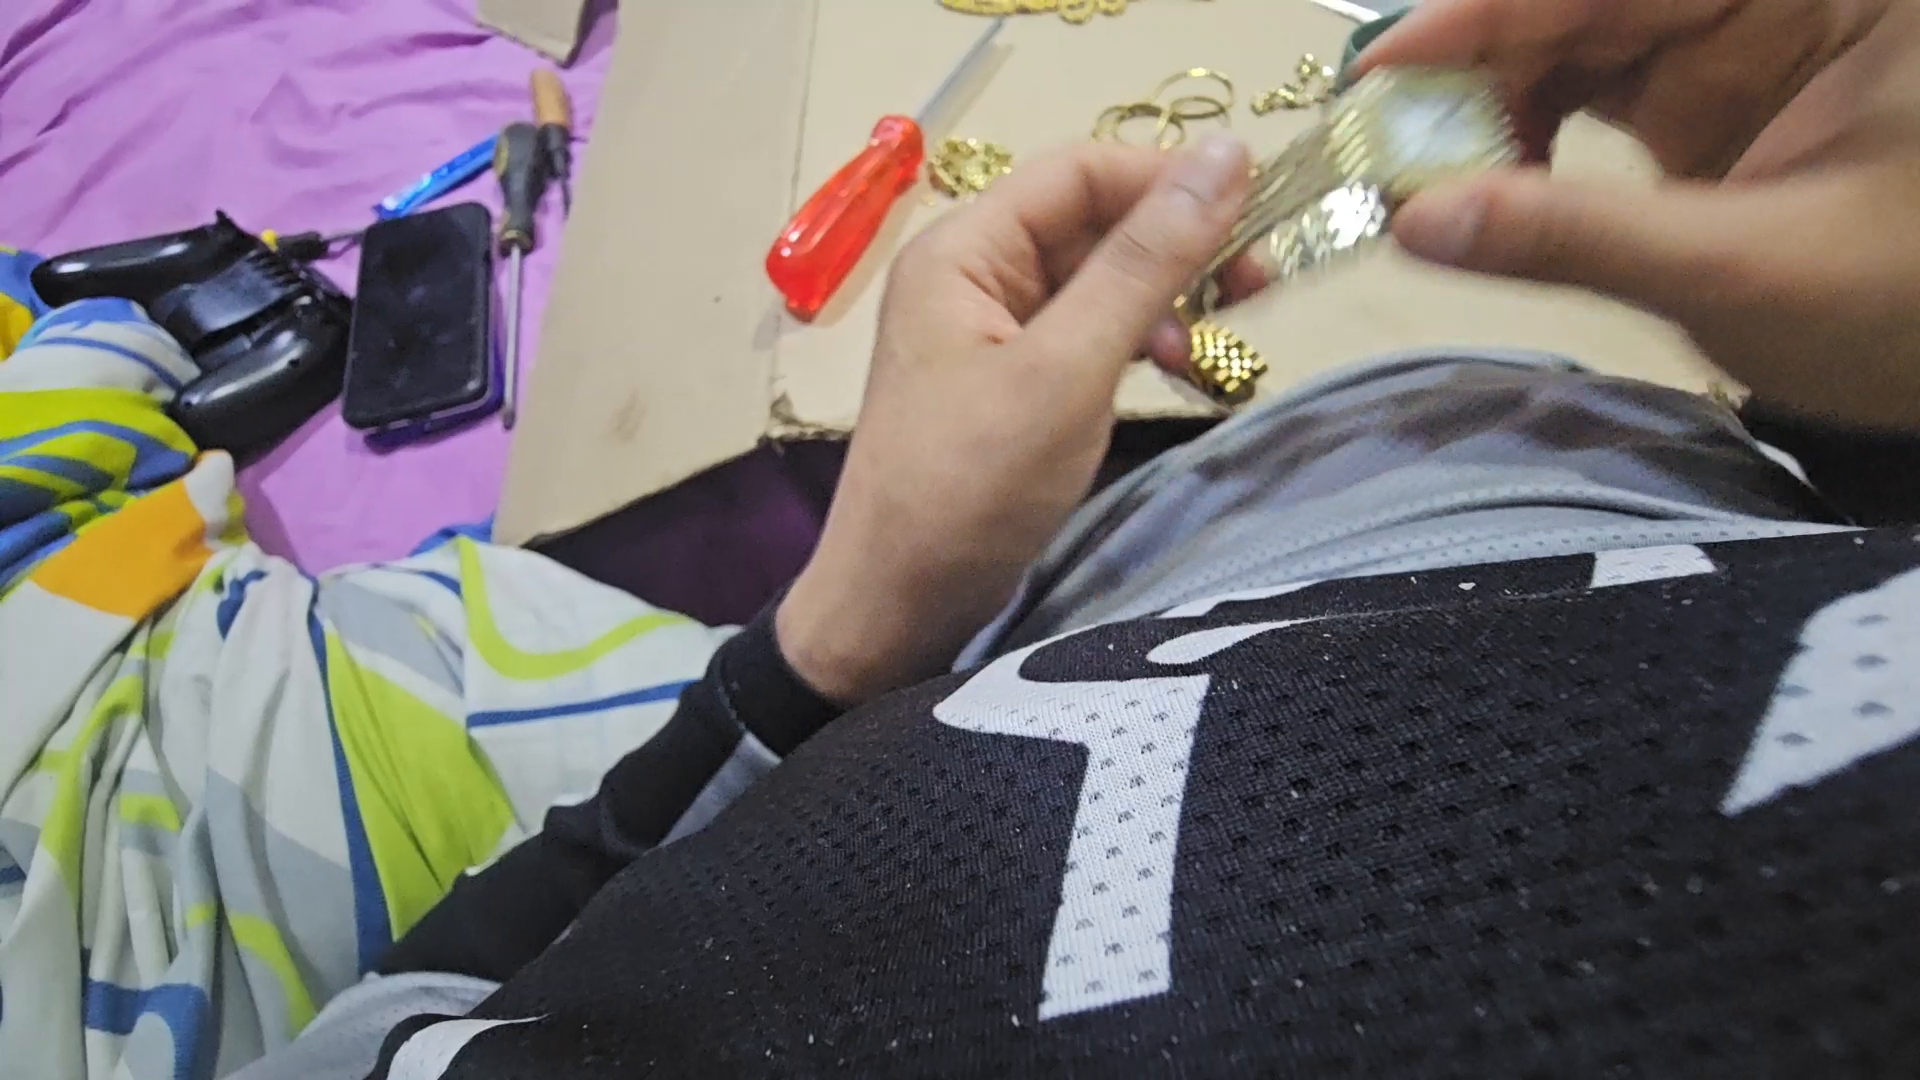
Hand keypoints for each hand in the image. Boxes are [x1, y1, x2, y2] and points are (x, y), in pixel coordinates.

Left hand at [776, 135, 1255, 703]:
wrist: (902, 599)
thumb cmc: (972, 485)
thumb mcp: (1065, 369)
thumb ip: (1144, 264)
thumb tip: (1227, 154)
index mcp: (964, 252)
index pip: (1079, 174)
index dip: (1168, 182)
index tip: (1255, 216)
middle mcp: (971, 280)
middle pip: (1089, 227)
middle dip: (1172, 251)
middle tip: (1254, 291)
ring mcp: (988, 337)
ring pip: (1092, 287)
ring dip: (1157, 304)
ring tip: (1201, 351)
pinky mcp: (1008, 387)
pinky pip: (1080, 340)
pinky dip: (1128, 347)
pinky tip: (1164, 370)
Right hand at [1358, 0, 1919, 428]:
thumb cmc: (1907, 307)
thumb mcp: (1734, 272)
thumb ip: (1569, 240)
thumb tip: (1410, 224)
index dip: (1488, 11)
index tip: (1378, 72)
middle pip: (1590, 1)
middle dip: (1476, 71)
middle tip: (1388, 153)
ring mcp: (1748, 34)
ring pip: (1577, 41)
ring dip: (1490, 109)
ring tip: (1437, 181)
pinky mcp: (1712, 87)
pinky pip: (1589, 88)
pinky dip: (1522, 136)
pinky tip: (1492, 185)